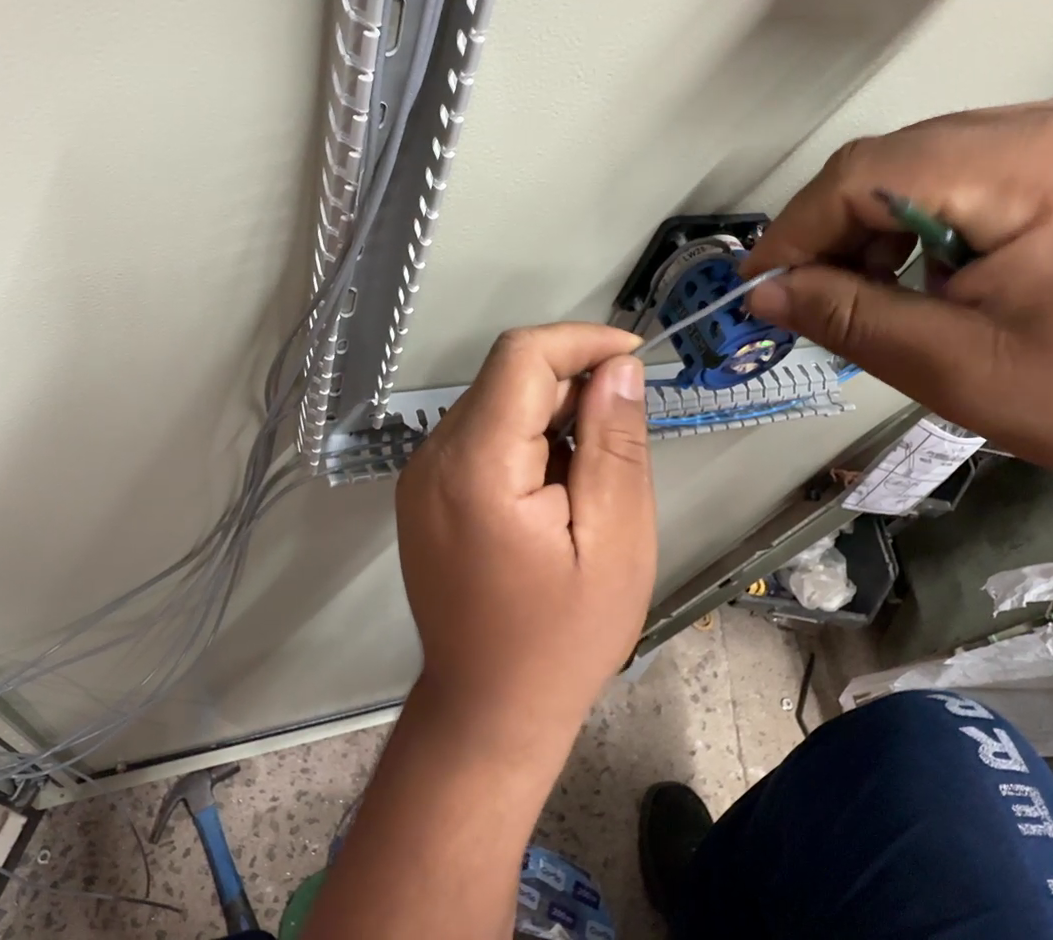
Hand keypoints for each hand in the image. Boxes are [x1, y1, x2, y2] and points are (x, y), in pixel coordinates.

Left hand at [394, 324, 654, 735]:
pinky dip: (520, 445)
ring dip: (547, 419)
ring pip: (491, 406)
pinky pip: (475, 441)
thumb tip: (617, 367)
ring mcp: (418, 480)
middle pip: (504, 378)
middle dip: (569, 388)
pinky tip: (551, 498)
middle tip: (619, 443)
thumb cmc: (562, 639)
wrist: (488, 710)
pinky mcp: (422, 498)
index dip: (581, 342)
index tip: (634, 362)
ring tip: (585, 486)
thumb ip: (614, 444)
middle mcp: (431, 460)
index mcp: (474, 466)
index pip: (521, 356)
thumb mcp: (614, 542)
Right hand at [741, 95, 1052, 513]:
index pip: (864, 173)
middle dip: (839, 232)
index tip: (759, 293)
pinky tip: (954, 277)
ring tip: (890, 299)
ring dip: (889, 227)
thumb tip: (765, 292)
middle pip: (899, 159)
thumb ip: (847, 318)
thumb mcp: (958, 369)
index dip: (795, 232)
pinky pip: (991, 171)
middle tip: (820, 305)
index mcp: (1033, 164)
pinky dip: (943, 221)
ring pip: (939, 163)